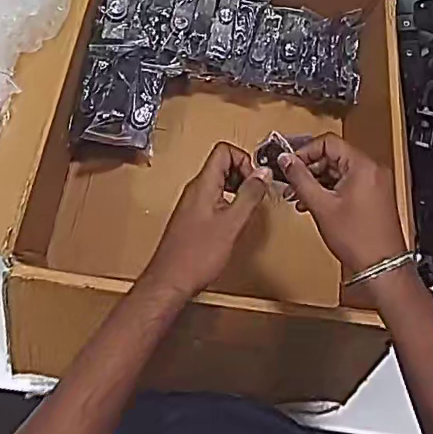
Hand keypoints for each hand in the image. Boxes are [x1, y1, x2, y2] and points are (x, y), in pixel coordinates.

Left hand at [140, 142, 271, 300]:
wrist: (169, 282)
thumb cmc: (197, 255)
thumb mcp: (232, 223)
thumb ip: (250, 195)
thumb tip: (263, 172)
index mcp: (203, 184)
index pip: (224, 151)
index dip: (244, 160)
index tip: (255, 180)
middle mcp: (195, 189)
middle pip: (222, 163)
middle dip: (243, 173)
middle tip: (254, 194)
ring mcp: (192, 202)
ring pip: (218, 180)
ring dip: (237, 188)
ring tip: (246, 208)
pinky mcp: (191, 216)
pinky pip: (213, 196)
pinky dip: (228, 201)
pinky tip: (233, 221)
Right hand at [279, 135, 407, 277]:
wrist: (381, 268)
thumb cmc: (358, 240)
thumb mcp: (321, 205)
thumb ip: (301, 179)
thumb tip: (286, 160)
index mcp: (362, 165)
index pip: (329, 142)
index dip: (305, 151)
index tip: (290, 163)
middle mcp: (371, 169)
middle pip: (333, 155)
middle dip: (309, 168)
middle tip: (291, 182)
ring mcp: (374, 182)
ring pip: (338, 170)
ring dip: (317, 181)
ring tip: (299, 196)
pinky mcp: (373, 195)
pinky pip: (347, 183)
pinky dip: (329, 190)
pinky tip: (314, 203)